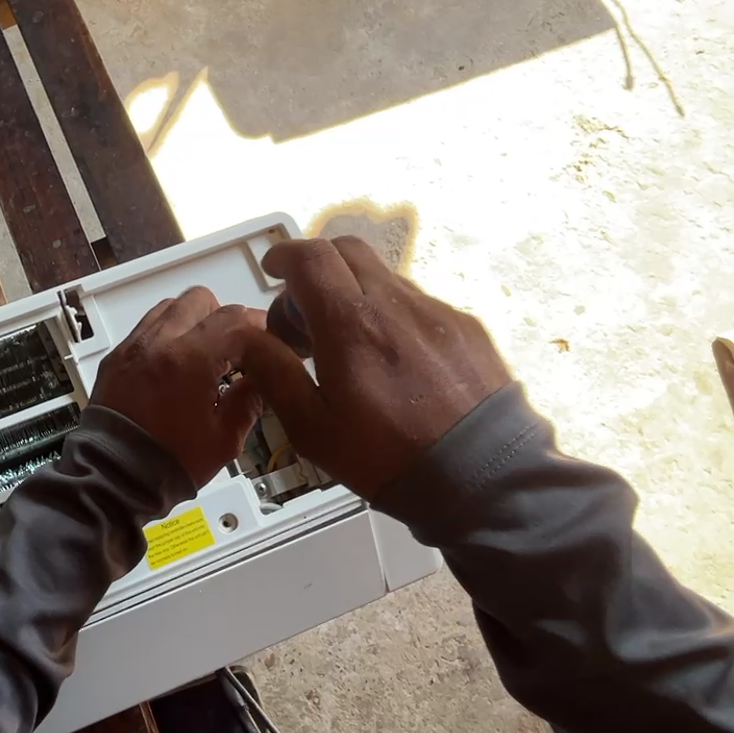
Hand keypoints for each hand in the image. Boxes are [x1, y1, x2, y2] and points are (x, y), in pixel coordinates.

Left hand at [89, 287, 268, 487]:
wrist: (113, 477)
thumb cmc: (168, 463)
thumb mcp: (224, 439)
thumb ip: (248, 402)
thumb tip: (259, 381)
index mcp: (189, 359)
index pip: (234, 320)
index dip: (259, 329)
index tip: (269, 342)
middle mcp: (158, 342)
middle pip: (200, 299)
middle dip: (224, 318)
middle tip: (236, 347)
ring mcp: (133, 346)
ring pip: (170, 306)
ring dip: (194, 321)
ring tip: (205, 353)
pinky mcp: (117, 357)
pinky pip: (146, 326)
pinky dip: (167, 334)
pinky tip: (177, 363)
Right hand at [234, 237, 511, 499]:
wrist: (486, 482)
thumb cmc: (389, 458)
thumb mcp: (313, 428)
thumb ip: (274, 373)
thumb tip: (246, 337)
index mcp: (351, 325)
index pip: (311, 258)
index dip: (284, 256)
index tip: (273, 270)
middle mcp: (395, 305)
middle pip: (347, 251)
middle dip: (317, 267)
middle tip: (304, 310)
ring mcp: (436, 313)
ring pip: (382, 276)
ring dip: (354, 292)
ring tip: (349, 344)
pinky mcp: (466, 328)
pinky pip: (416, 303)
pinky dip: (389, 313)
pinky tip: (392, 361)